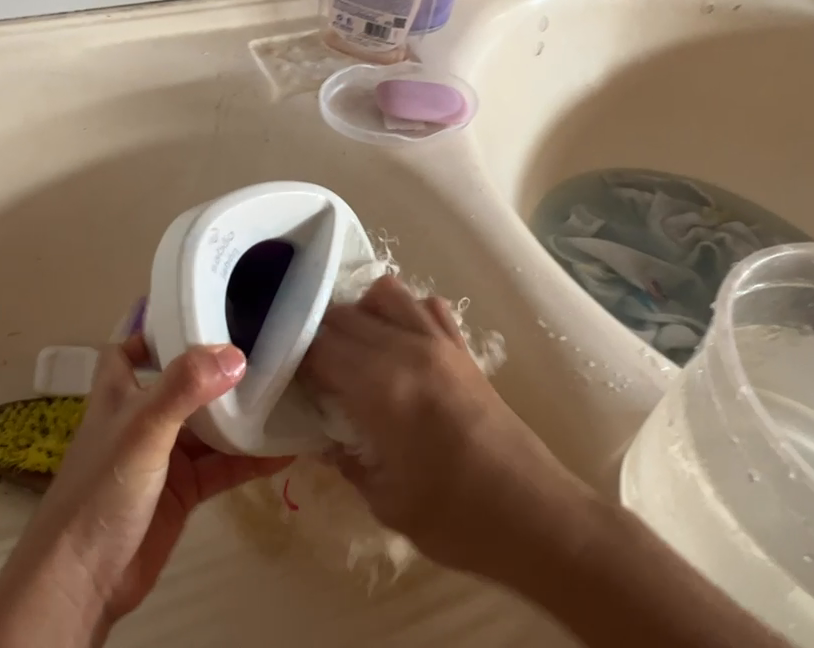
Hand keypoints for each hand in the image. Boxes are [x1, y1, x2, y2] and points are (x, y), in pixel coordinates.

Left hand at [0, 336, 292, 646]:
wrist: (83, 579)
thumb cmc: (101, 490)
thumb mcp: (140, 429)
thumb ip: (183, 389)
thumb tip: (236, 355)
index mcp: (118, 393)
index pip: (131, 347)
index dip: (157, 329)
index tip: (201, 311)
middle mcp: (141, 418)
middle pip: (184, 383)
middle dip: (218, 369)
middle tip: (266, 348)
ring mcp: (164, 456)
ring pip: (209, 425)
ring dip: (242, 414)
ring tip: (287, 393)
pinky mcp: (183, 492)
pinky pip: (222, 466)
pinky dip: (250, 458)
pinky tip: (284, 450)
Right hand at [298, 275, 592, 581]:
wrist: (536, 518)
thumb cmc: (456, 519)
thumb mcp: (383, 499)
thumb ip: (344, 457)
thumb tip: (319, 436)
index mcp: (382, 387)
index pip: (317, 346)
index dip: (289, 356)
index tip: (276, 373)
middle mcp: (408, 350)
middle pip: (343, 315)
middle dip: (314, 333)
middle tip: (301, 366)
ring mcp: (440, 343)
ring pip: (385, 294)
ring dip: (357, 313)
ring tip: (347, 350)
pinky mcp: (463, 350)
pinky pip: (425, 307)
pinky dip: (402, 313)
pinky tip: (395, 346)